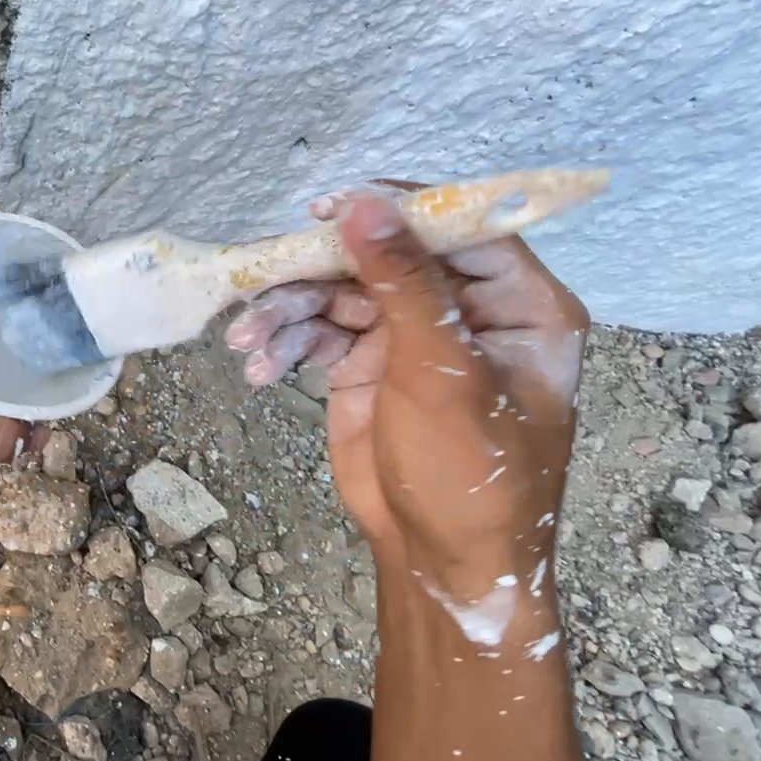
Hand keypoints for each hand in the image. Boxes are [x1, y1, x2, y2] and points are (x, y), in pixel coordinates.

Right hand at [227, 189, 587, 608]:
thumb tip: (361, 203)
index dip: (396, 211)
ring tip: (246, 343)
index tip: (327, 209)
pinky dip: (281, 346)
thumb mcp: (441, 374)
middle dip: (313, 274)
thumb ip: (403, 283)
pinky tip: (259, 370)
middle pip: (378, 258)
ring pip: (333, 294)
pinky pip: (313, 331)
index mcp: (514, 306)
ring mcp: (405, 335)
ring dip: (283, 315)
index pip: (459, 231)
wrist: (434, 557)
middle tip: (261, 278)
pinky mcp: (361, 360)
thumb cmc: (470, 474)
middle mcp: (459, 310)